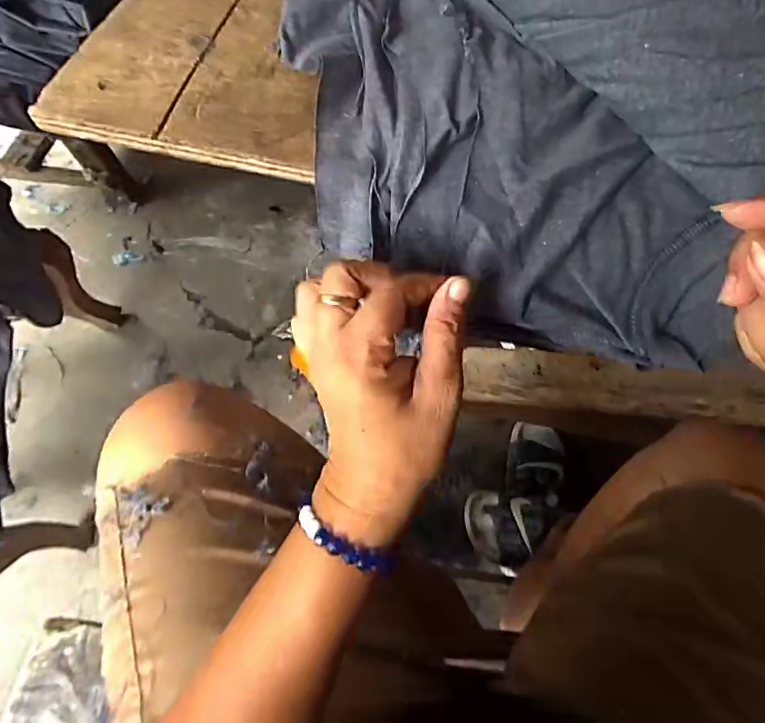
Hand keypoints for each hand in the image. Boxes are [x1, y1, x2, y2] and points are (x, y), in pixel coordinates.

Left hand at [292, 261, 471, 547]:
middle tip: (412, 301)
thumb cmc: (410, 447)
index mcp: (359, 351)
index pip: (388, 291)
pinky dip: (330, 301)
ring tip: (383, 306)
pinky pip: (307, 310)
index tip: (449, 293)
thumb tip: (458, 284)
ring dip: (352, 286)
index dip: (422, 284)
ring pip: (316, 287)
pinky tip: (358, 318)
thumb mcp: (440, 393)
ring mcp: (312, 349)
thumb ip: (445, 333)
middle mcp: (327, 342)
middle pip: (340, 275)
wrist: (367, 488)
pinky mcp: (311, 356)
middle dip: (381, 277)